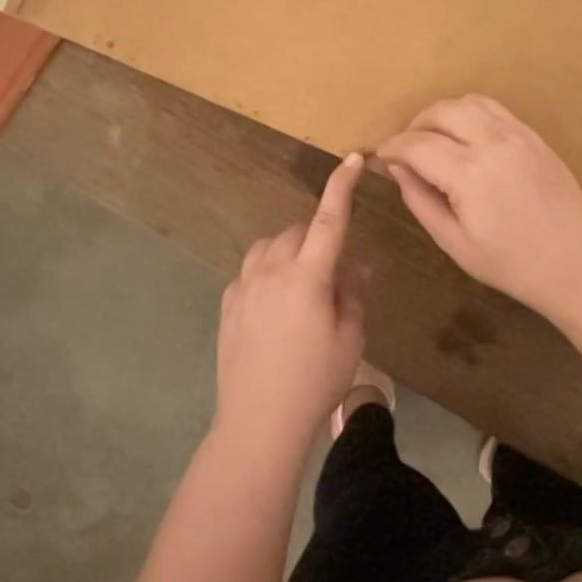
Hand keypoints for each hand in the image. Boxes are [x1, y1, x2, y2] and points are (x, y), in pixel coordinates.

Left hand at [213, 153, 368, 449]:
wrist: (258, 421)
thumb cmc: (315, 382)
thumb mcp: (349, 340)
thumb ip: (352, 295)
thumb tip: (354, 267)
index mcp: (307, 276)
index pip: (329, 220)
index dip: (342, 186)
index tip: (353, 159)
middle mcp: (271, 271)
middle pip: (297, 232)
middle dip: (318, 239)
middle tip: (335, 275)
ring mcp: (244, 286)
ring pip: (269, 247)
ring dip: (289, 251)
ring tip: (304, 285)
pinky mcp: (227, 304)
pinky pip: (251, 271)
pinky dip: (268, 272)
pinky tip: (276, 305)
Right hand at [377, 95, 581, 315]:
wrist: (573, 261)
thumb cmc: (509, 263)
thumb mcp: (454, 242)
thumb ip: (420, 200)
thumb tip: (397, 167)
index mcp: (469, 175)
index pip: (417, 145)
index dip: (393, 148)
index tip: (382, 158)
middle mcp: (493, 143)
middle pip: (441, 112)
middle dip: (415, 126)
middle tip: (406, 150)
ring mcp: (517, 135)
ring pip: (468, 103)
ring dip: (443, 115)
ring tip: (435, 140)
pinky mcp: (533, 136)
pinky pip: (494, 109)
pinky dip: (471, 115)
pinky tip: (466, 139)